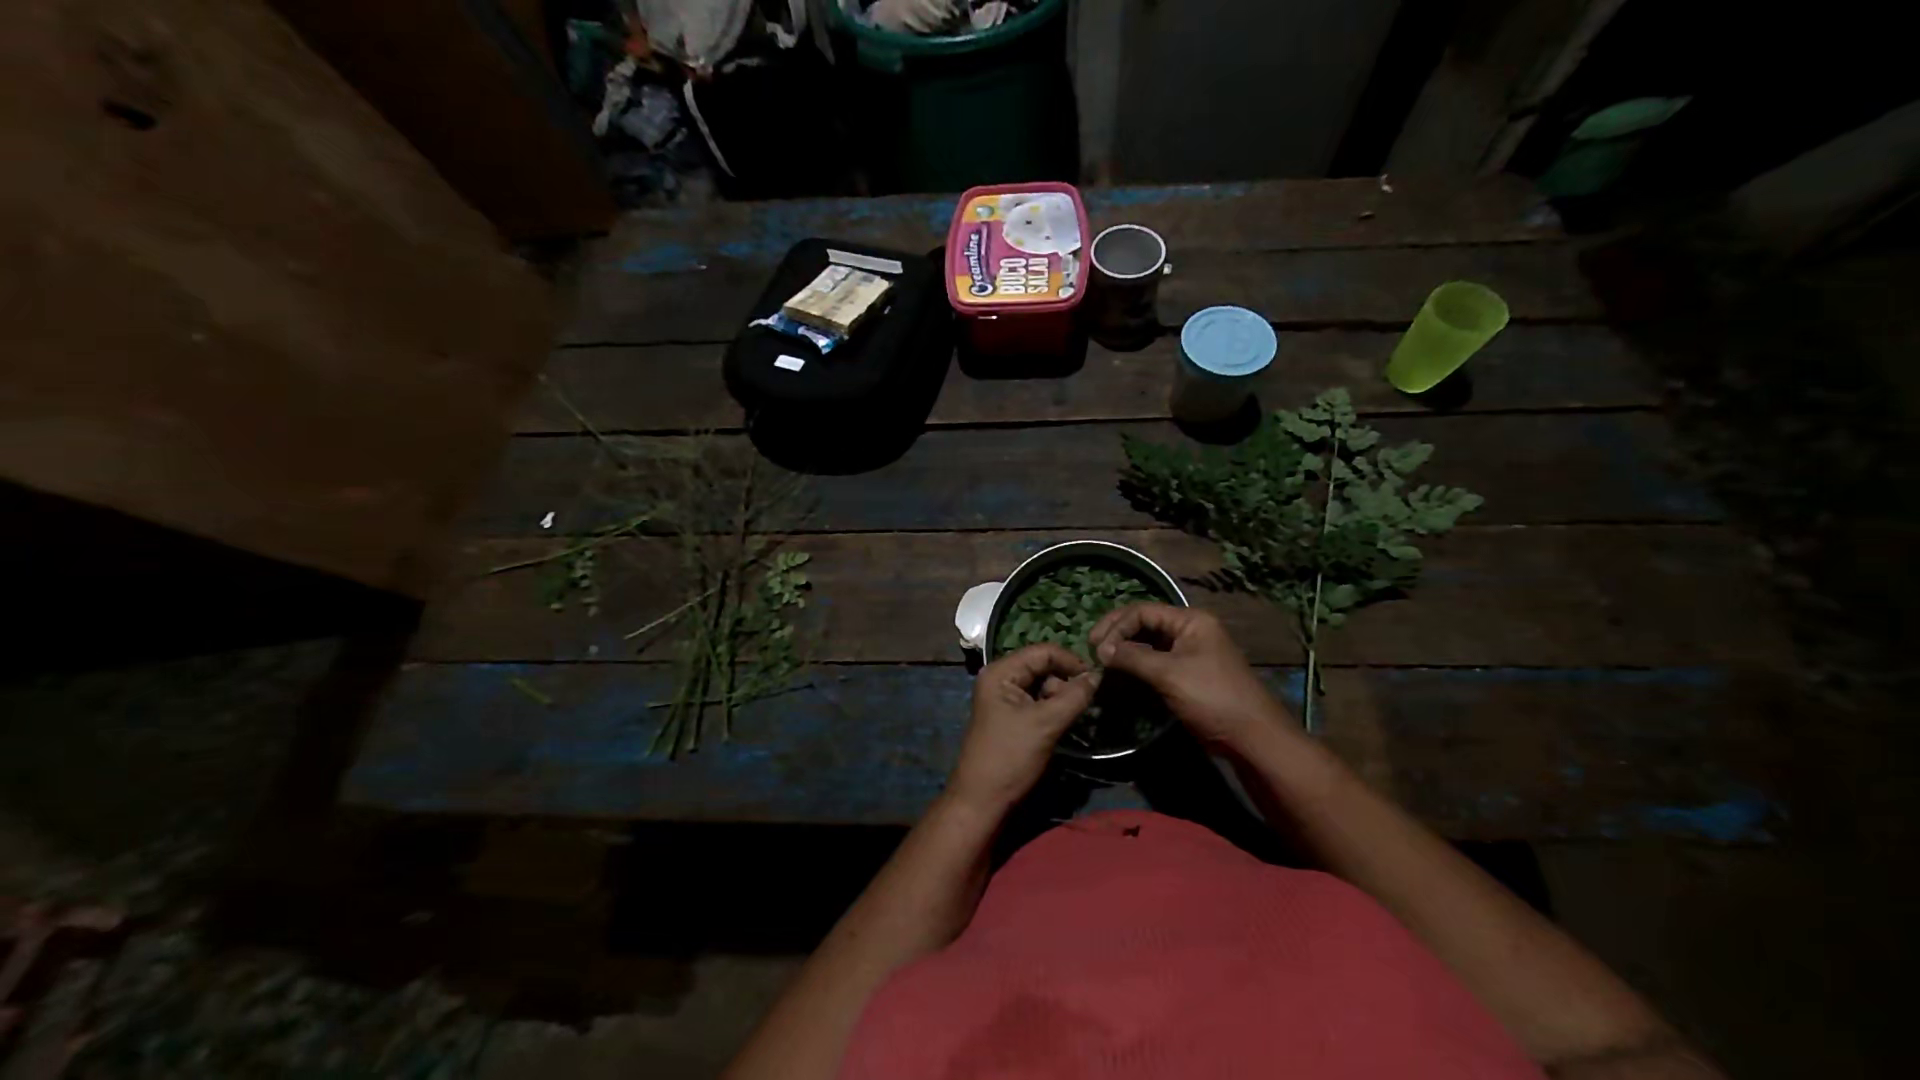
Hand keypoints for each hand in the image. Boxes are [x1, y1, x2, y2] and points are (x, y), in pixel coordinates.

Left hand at [950, 644, 1099, 814]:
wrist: (983, 799)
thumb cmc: (1010, 757)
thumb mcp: (1046, 723)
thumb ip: (1074, 696)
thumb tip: (1098, 675)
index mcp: (1001, 672)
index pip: (1043, 652)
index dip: (1071, 661)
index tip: (1096, 679)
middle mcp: (1001, 678)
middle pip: (1043, 666)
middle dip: (1066, 680)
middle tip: (1085, 702)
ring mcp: (1004, 697)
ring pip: (1043, 684)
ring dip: (1061, 695)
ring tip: (1073, 715)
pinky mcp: (1011, 715)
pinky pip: (1037, 701)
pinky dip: (1053, 707)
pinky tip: (1064, 721)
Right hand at [1090, 604, 1292, 751]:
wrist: (1251, 736)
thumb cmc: (1212, 697)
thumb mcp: (1169, 674)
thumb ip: (1132, 657)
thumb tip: (1101, 650)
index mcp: (1190, 620)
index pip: (1142, 611)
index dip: (1115, 626)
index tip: (1095, 648)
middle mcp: (1189, 630)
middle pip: (1144, 623)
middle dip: (1116, 634)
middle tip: (1092, 650)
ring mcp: (1188, 653)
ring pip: (1147, 642)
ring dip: (1124, 650)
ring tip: (1102, 662)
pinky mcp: (1186, 674)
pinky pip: (1155, 661)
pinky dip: (1136, 665)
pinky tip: (1120, 673)